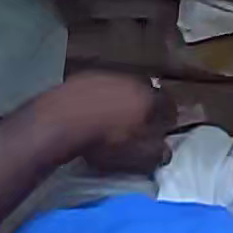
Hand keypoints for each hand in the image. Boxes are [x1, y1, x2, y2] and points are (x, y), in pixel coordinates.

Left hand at [22, 72, 169, 166]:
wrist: (62, 119)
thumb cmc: (104, 141)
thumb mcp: (134, 157)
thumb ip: (156, 153)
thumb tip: (166, 151)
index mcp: (151, 99)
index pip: (170, 106)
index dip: (168, 120)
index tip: (161, 131)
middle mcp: (136, 81)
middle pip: (148, 93)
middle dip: (146, 106)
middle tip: (136, 124)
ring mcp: (112, 74)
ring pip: (125, 86)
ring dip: (123, 99)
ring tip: (112, 117)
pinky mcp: (89, 74)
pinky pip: (102, 85)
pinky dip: (101, 95)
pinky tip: (91, 110)